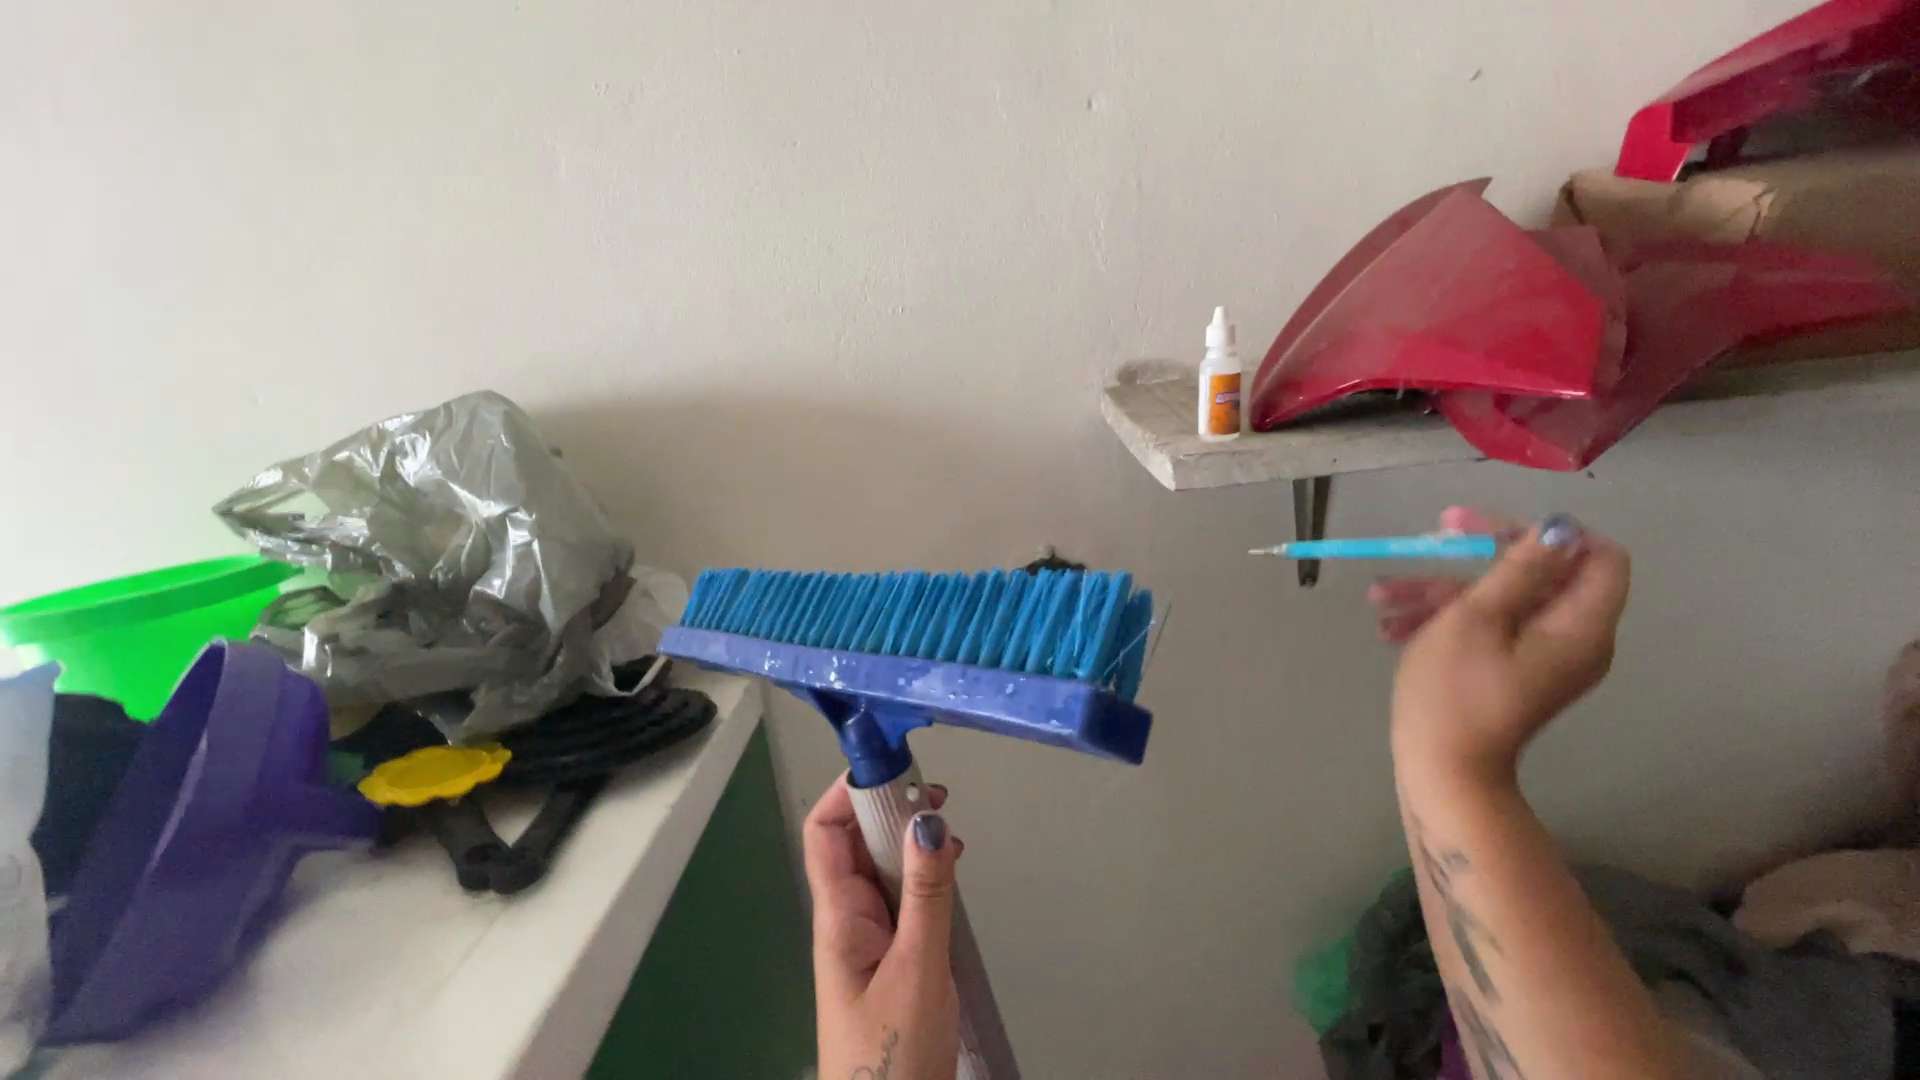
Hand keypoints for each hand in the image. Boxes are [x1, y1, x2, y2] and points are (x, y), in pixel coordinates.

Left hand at [805, 773, 962, 1079]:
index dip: (850, 790)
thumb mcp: (917, 968)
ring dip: (910, 839)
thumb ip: (926, 893)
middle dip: (889, 808)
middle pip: (855, 841)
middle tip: (935, 793)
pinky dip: (924, 873)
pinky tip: (950, 868)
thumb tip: (927, 817)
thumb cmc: (892, 1053)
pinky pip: (903, 897)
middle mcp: (848, 916)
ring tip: (949, 826)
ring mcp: (869, 936)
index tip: (892, 764)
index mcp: (837, 914)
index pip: (826, 830)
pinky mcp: (892, 955)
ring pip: (883, 867)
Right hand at [1388, 511, 1630, 780]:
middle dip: (1472, 559)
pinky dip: (1444, 622)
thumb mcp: (1475, 618)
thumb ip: (1517, 568)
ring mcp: (1541, 660)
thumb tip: (1559, 529)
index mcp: (1579, 626)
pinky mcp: (1512, 675)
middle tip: (1425, 541)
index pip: (1597, 556)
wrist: (1442, 770)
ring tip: (1380, 597)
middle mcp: (1573, 640)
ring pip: (1500, 604)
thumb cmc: (1455, 691)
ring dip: (1439, 592)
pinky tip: (1390, 627)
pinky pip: (1488, 632)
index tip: (1487, 528)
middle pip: (1537, 577)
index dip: (1545, 533)